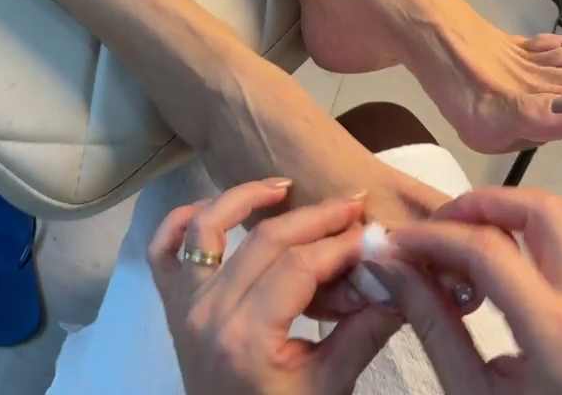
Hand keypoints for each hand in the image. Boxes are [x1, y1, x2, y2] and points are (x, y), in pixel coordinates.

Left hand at [149, 179, 403, 394]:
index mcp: (247, 338)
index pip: (299, 268)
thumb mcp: (331, 386)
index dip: (339, 245)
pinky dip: (183, 219)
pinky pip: (164, 248)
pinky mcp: (171, 304)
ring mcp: (185, 305)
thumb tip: (398, 277)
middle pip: (263, 242)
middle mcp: (209, 313)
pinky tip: (215, 207)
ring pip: (208, 228)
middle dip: (313, 217)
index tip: (371, 229)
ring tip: (284, 186)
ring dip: (244, 198)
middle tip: (350, 203)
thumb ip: (364, 330)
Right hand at [367, 189, 561, 394]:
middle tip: (441, 226)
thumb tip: (387, 263)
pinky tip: (510, 254)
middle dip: (483, 205)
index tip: (396, 242)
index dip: (434, 236)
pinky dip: (545, 230)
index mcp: (561, 341)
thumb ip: (431, 322)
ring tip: (475, 232)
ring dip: (520, 210)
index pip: (489, 252)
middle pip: (544, 214)